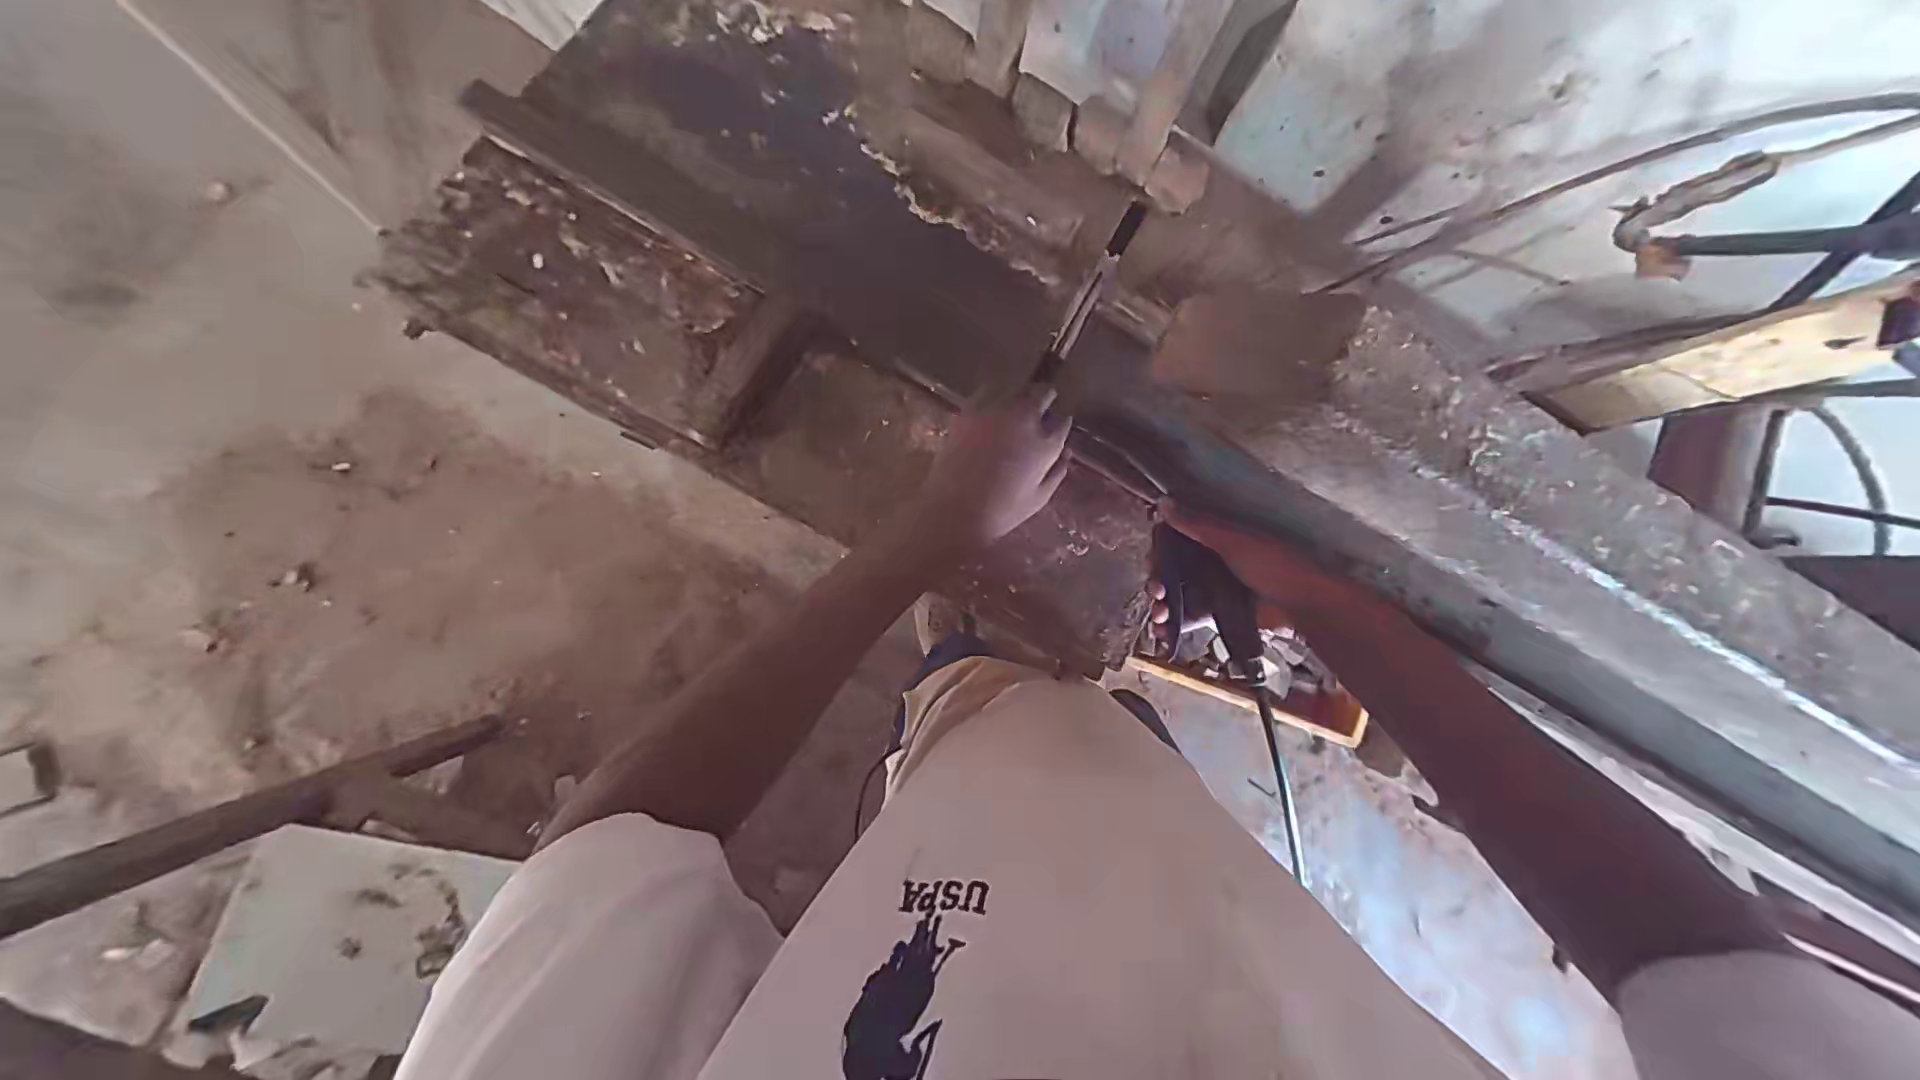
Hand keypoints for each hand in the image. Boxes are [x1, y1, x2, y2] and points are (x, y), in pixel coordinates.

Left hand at [906, 384, 1071, 555]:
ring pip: (1017, 388)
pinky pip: (988, 390)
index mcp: (1046, 444)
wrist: (956, 508)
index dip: (1060, 424)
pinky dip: (995, 393)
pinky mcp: (970, 410)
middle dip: (1046, 399)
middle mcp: (1026, 419)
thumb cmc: (1001, 511)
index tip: (1056, 426)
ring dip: (1022, 393)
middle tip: (1041, 407)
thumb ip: (1056, 473)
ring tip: (1018, 401)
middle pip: (1043, 395)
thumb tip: (1066, 454)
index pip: (1062, 423)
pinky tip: (993, 402)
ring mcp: (996, 411)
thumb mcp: (1038, 498)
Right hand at [1156, 501, 1381, 627]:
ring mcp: (1214, 588)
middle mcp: (1211, 560)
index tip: (1152, 562)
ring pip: (1177, 594)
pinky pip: (1189, 617)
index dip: (1159, 552)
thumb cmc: (1272, 564)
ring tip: (1159, 618)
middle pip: (1171, 570)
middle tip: (1155, 592)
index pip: (1175, 541)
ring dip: (1162, 606)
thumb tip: (1163, 502)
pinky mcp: (1218, 613)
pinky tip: (1163, 634)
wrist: (1304, 604)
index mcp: (1215, 538)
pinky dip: (1174, 625)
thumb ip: (1197, 524)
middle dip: (1157, 582)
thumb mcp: (1233, 540)